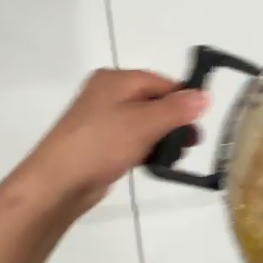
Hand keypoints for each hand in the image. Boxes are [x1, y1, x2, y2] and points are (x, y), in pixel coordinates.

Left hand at [16, 69, 208, 210]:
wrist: (57, 182)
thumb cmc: (101, 144)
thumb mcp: (144, 123)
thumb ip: (176, 109)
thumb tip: (205, 95)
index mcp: (115, 79)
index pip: (162, 82)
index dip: (183, 100)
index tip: (198, 124)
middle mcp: (107, 93)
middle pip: (153, 101)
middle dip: (174, 122)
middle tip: (191, 144)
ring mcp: (101, 119)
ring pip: (144, 122)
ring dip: (162, 137)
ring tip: (175, 157)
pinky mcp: (99, 142)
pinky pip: (131, 139)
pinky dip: (146, 148)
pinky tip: (154, 163)